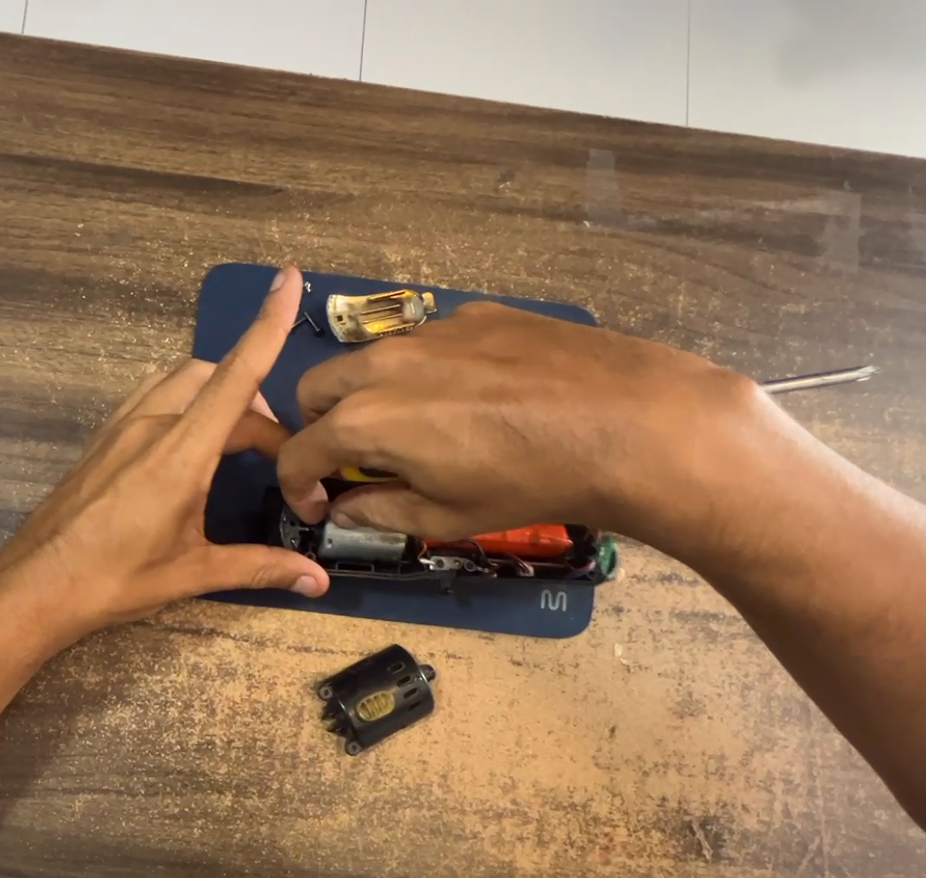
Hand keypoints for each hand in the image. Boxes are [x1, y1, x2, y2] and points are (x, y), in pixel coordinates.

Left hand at [0, 266, 329, 642]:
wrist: (36, 586)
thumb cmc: (114, 580)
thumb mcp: (192, 573)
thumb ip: (259, 567)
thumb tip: (316, 582)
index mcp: (180, 453)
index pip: (235, 376)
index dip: (267, 325)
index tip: (288, 280)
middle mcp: (150, 425)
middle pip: (214, 377)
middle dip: (254, 401)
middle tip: (272, 453)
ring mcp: (120, 427)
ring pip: (178, 379)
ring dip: (215, 392)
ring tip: (234, 439)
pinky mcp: (101, 439)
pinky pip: (150, 396)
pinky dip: (182, 401)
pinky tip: (187, 442)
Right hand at [274, 302, 760, 543]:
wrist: (628, 423)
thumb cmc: (528, 483)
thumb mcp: (444, 514)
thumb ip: (375, 511)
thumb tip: (342, 509)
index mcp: (365, 419)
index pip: (297, 452)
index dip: (297, 487)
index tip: (317, 507)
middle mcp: (382, 364)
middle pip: (314, 391)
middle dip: (318, 430)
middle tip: (353, 462)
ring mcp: (429, 331)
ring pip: (365, 361)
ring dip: (363, 397)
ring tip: (412, 428)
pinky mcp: (473, 314)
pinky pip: (421, 343)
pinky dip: (418, 373)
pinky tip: (469, 397)